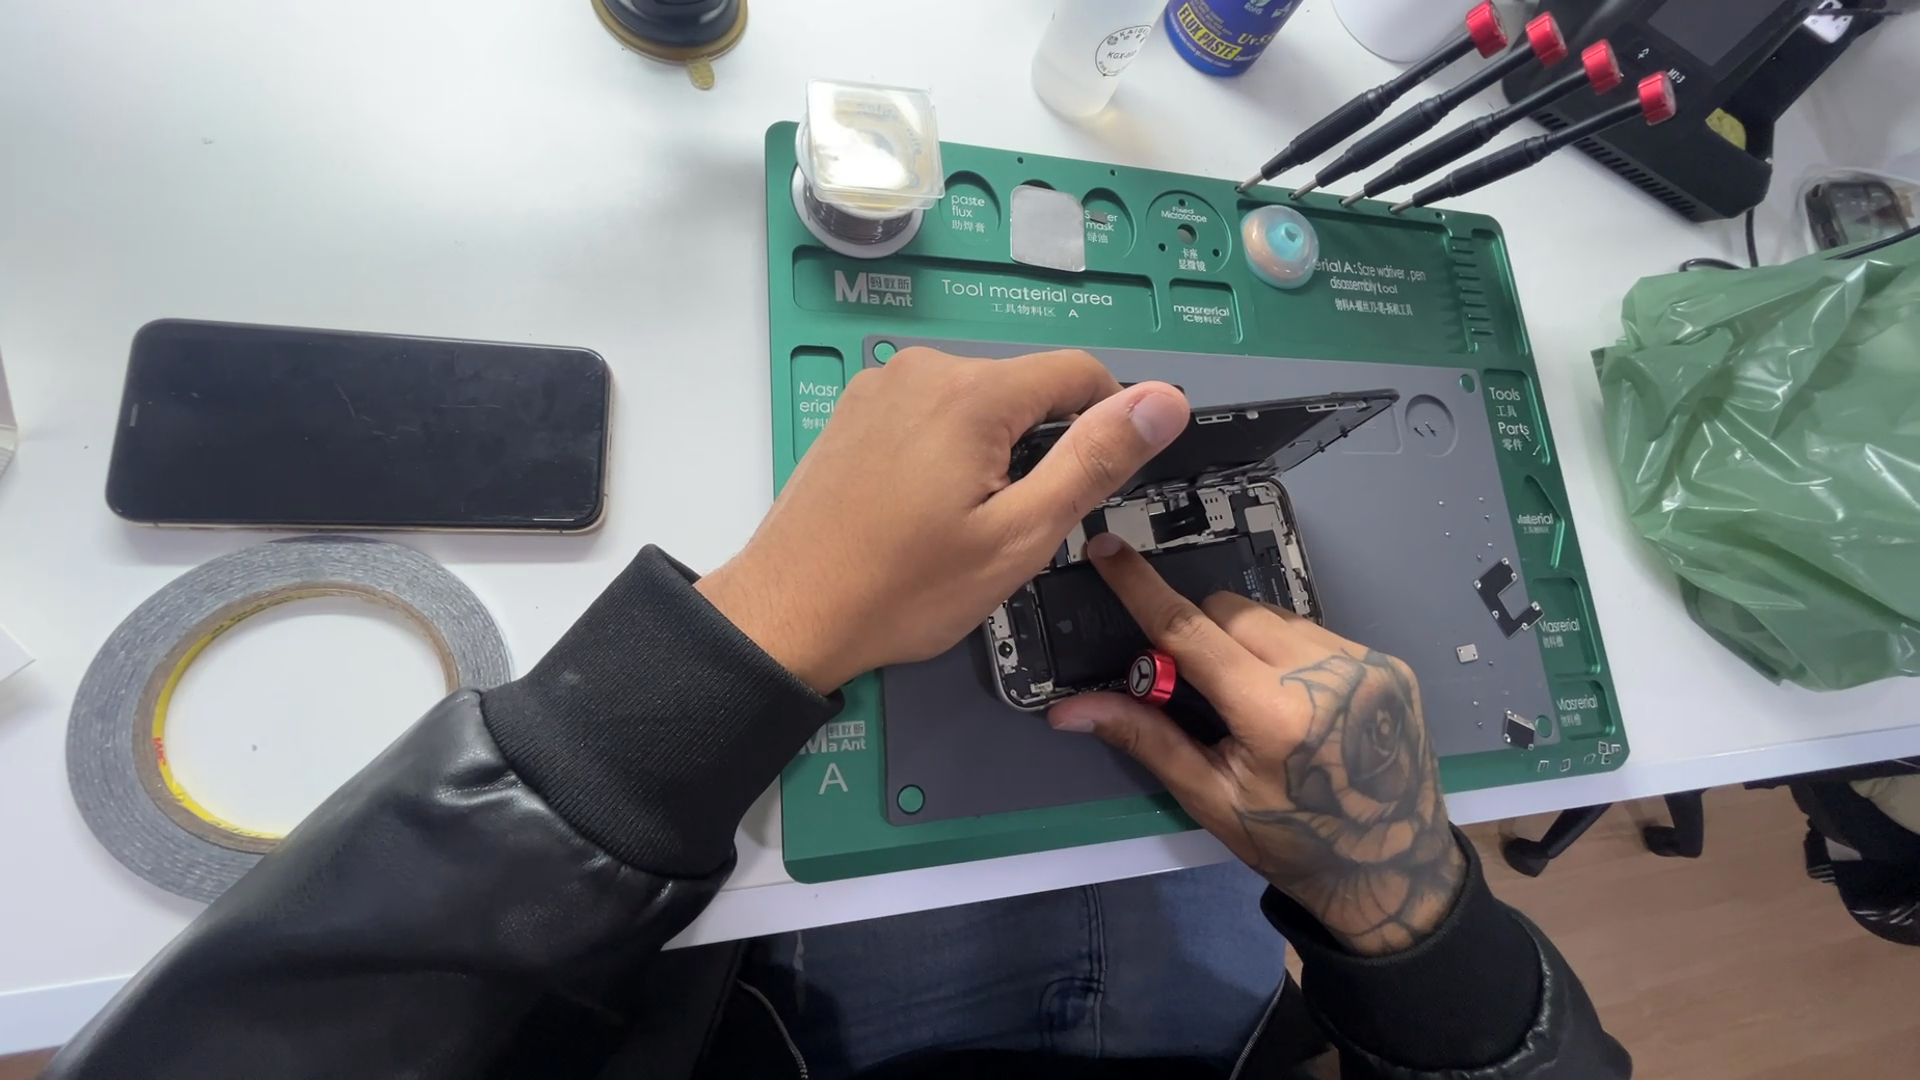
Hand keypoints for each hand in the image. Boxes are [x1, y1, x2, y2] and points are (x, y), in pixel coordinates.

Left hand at [696, 348, 1188, 693]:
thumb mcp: (1017, 536)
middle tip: (1011, 523)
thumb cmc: (907, 587)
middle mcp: (923, 368)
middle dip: (1039, 446)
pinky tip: (920, 505)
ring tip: (960, 521)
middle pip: (1023, 389)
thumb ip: (1093, 461)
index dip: (1106, 422)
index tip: (1090, 483)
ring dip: (992, 450)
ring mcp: (880, 386)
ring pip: (975, 403)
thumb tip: (1164, 399)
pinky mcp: (853, 411)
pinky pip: (928, 413)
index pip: (1079, 372)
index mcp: (972, 392)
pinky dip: (946, 448)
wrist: (787, 613)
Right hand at [1049, 535, 1465, 956]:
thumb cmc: (1290, 842)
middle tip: (1197, 683)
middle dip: (1199, 632)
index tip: (1107, 548)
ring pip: (1270, 613)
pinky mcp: (1389, 662)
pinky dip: (1283, 646)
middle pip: (1230, 611)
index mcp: (1273, 714)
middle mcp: (1326, 674)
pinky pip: (1311, 628)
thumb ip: (1142, 736)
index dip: (1140, 586)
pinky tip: (1293, 693)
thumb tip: (1068, 710)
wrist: (1398, 873)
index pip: (1188, 630)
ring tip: (1251, 691)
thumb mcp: (1208, 796)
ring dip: (1242, 636)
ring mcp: (1365, 664)